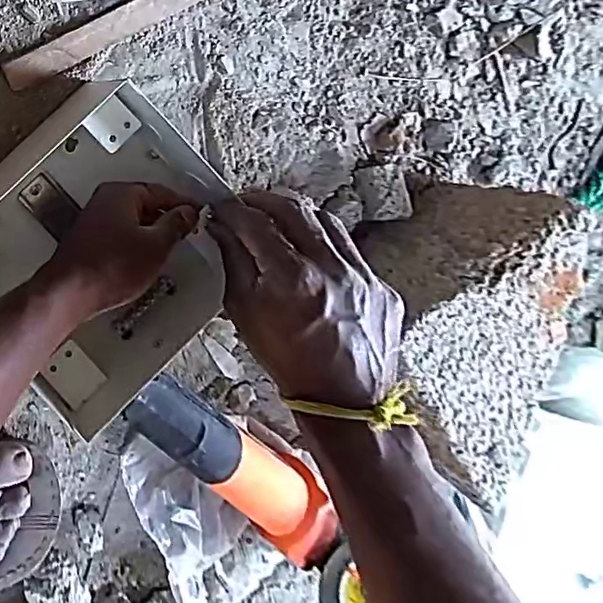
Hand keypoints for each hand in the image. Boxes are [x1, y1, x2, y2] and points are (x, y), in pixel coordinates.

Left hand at [38, 182, 197, 316]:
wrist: (71, 291)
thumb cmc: (104, 268)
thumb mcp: (155, 246)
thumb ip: (175, 226)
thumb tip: (185, 215)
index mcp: (119, 193)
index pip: (160, 190)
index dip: (183, 204)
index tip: (197, 214)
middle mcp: (103, 201)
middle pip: (145, 203)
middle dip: (167, 218)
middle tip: (185, 231)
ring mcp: (94, 220)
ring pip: (133, 220)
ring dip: (151, 233)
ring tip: (165, 250)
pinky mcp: (90, 239)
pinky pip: (121, 234)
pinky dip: (136, 243)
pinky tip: (142, 260)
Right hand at [209, 190, 403, 410]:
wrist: (344, 401)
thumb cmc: (289, 361)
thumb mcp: (244, 311)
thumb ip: (232, 261)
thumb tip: (221, 229)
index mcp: (292, 277)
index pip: (255, 221)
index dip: (232, 209)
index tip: (221, 209)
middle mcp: (331, 268)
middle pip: (293, 208)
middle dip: (262, 200)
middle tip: (245, 205)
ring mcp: (362, 276)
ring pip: (326, 219)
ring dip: (296, 214)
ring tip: (278, 221)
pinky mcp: (381, 286)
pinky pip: (349, 248)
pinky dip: (324, 242)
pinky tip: (310, 253)